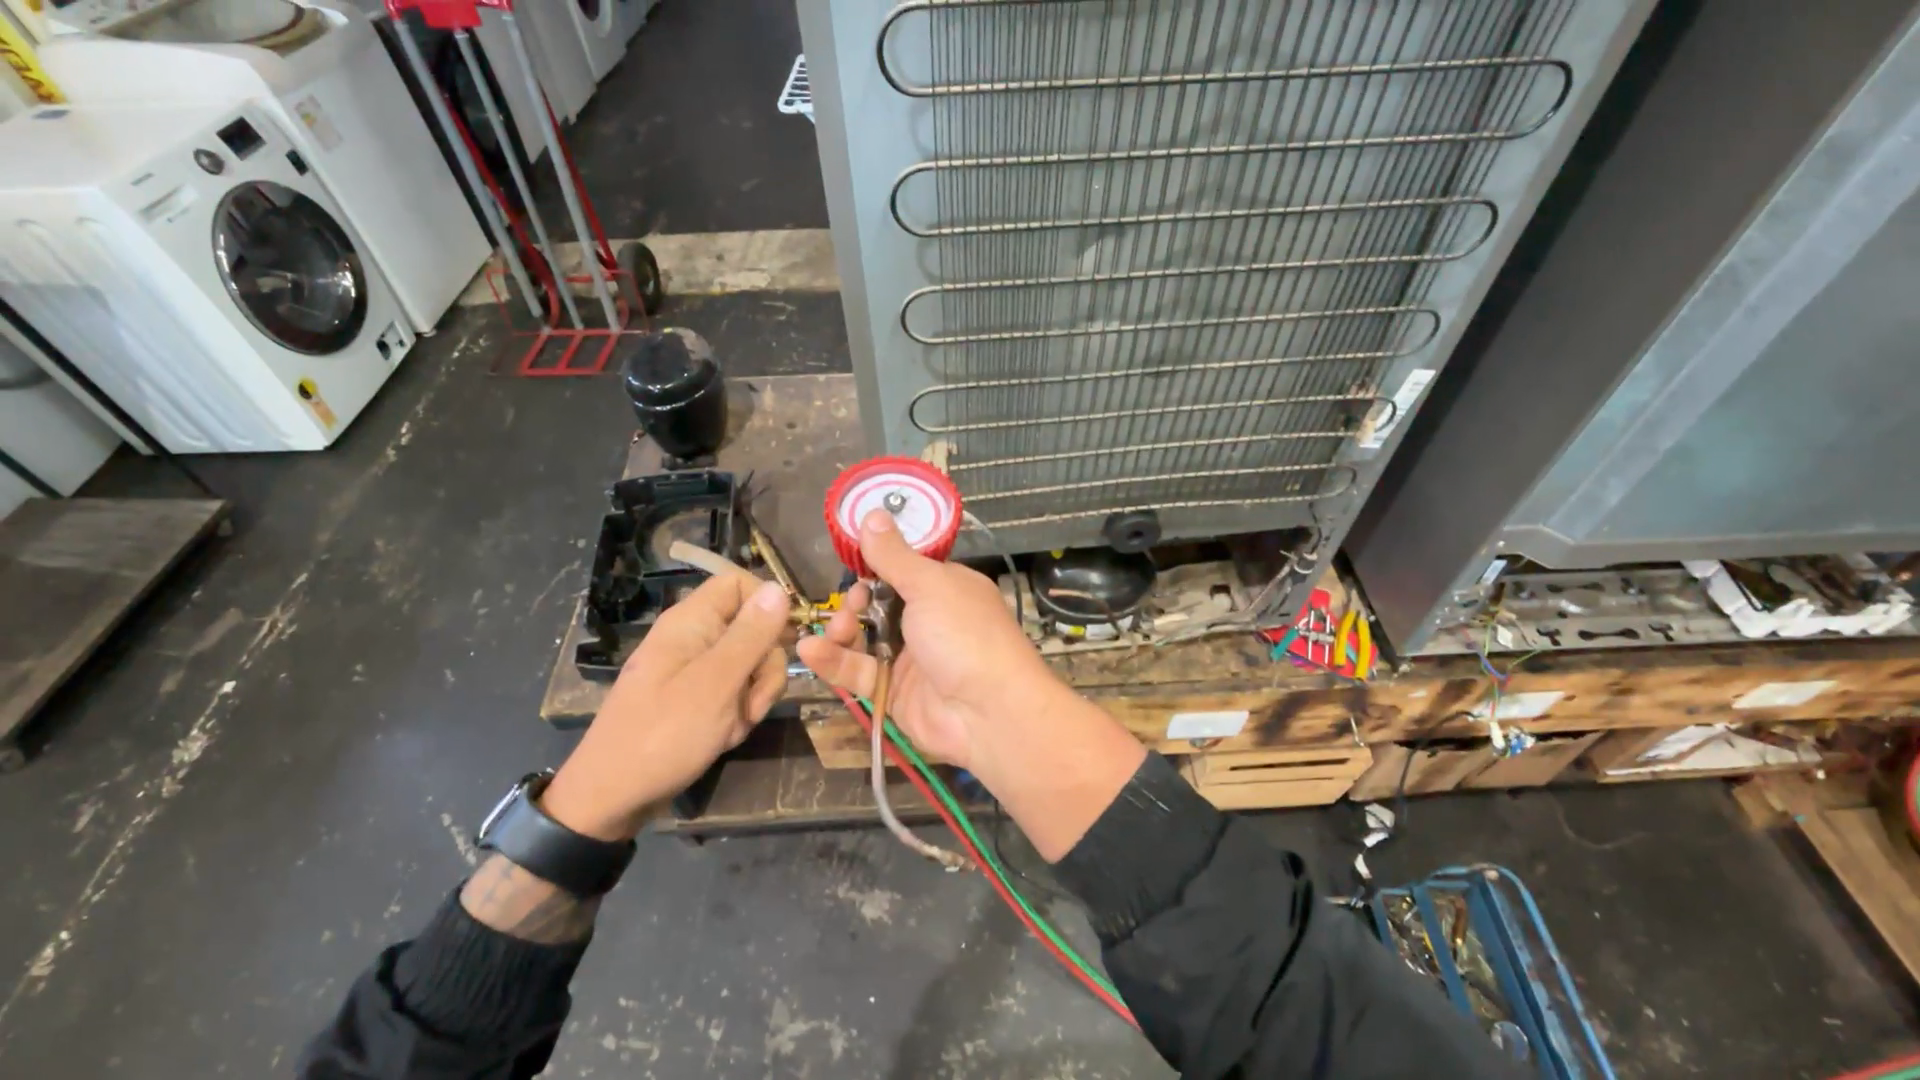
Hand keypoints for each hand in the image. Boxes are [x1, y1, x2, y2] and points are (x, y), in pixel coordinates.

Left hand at [541, 574, 790, 839]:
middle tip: (753, 701)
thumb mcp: (717, 683)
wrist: (613, 796)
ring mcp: (694, 670)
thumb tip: (778, 588)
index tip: (789, 638)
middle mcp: (693, 638)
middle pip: (753, 629)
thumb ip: (751, 635)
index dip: (768, 604)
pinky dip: (737, 714)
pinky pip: (734, 693)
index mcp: (690, 622)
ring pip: (750, 666)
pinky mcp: (696, 699)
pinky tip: (723, 736)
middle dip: (765, 667)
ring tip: (732, 726)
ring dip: (753, 697)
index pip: (739, 583)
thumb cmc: (663, 734)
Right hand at [795, 509, 1070, 772]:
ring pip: (862, 638)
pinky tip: (809, 650)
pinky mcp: (891, 691)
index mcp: (945, 588)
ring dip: (841, 630)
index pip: (902, 570)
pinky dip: (832, 660)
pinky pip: (856, 671)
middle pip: (876, 603)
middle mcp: (928, 620)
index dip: (874, 566)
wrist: (989, 712)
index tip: (852, 562)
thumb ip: (894, 556)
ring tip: (836, 631)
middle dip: (855, 601)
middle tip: (852, 605)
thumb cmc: (966, 635)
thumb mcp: (930, 586)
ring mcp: (909, 657)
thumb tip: (872, 513)